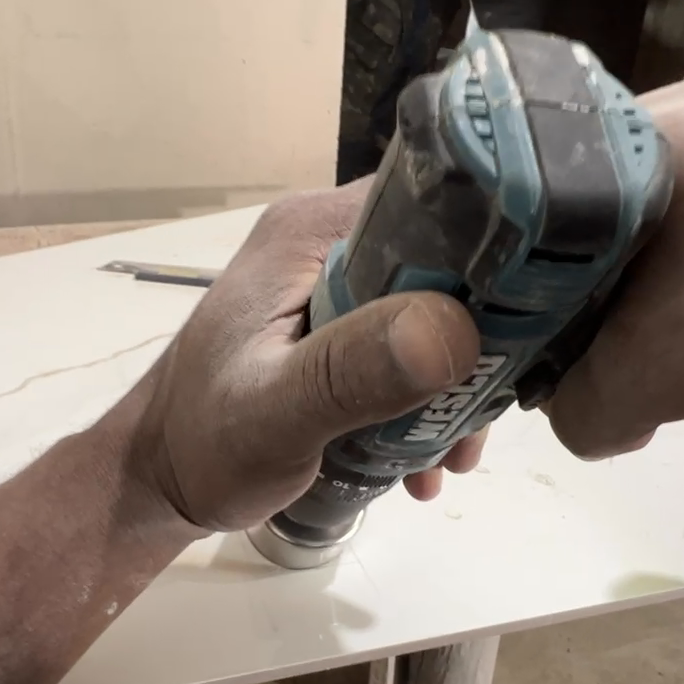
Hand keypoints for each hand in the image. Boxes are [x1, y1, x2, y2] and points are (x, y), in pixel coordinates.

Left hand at [123, 184, 484, 532]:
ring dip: (452, 386)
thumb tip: (455, 331)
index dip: (494, 258)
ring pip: (431, 315)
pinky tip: (421, 460)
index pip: (433, 204)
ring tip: (450, 455)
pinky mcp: (332, 332)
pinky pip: (404, 349)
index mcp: (312, 233)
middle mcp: (327, 244)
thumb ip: (352, 373)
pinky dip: (422, 401)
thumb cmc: (205, 448)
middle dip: (477, 345)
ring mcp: (329, 288)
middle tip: (478, 419)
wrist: (162, 480)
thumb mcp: (276, 415)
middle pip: (443, 267)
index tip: (521, 334)